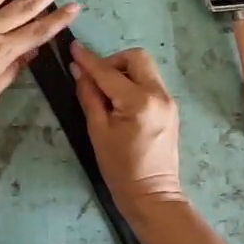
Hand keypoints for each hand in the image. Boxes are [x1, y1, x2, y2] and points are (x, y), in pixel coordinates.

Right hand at [69, 42, 184, 210]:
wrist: (153, 196)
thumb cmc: (120, 169)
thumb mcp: (98, 131)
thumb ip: (89, 95)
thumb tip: (79, 70)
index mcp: (138, 102)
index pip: (108, 72)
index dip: (88, 59)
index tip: (73, 47)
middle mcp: (159, 95)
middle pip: (136, 57)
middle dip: (114, 62)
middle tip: (98, 81)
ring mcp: (168, 101)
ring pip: (146, 68)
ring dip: (125, 72)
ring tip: (110, 94)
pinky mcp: (171, 108)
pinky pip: (151, 82)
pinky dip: (135, 83)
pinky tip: (123, 104)